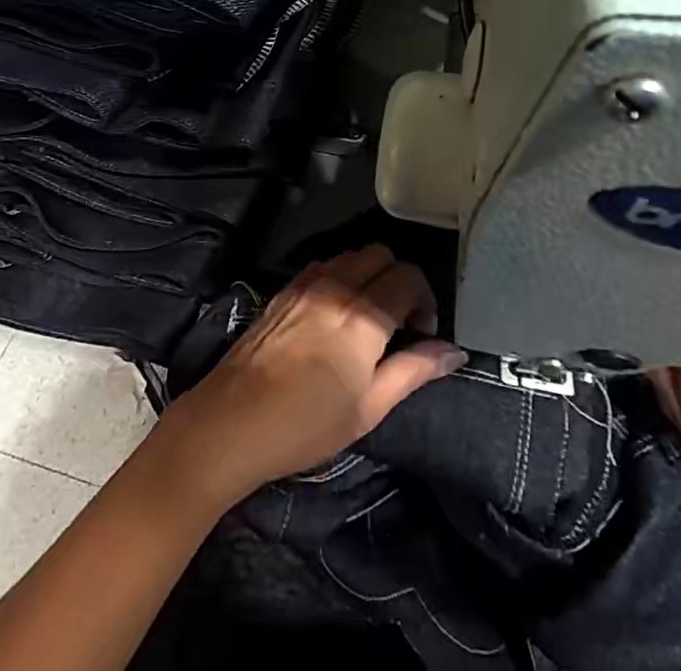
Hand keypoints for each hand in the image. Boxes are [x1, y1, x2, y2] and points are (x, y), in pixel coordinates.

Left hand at [160, 245, 465, 501]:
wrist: (227, 426)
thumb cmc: (304, 425)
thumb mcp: (370, 407)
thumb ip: (415, 370)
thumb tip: (454, 351)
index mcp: (362, 315)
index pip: (409, 277)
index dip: (426, 300)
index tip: (422, 332)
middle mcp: (335, 288)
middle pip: (382, 255)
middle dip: (400, 279)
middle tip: (400, 320)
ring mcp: (304, 286)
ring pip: (351, 256)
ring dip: (370, 275)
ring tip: (368, 318)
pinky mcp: (282, 293)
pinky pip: (323, 267)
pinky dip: (342, 277)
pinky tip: (335, 315)